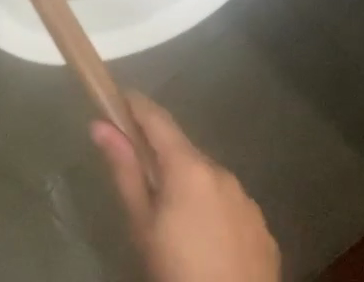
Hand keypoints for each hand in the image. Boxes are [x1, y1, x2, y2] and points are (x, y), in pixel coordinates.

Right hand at [93, 92, 279, 281]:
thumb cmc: (177, 268)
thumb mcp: (141, 222)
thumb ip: (123, 169)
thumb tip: (99, 124)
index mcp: (189, 167)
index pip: (158, 118)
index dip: (135, 104)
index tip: (116, 99)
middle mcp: (223, 173)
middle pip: (183, 151)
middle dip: (159, 154)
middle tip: (138, 176)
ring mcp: (248, 202)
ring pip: (208, 179)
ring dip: (187, 183)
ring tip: (171, 217)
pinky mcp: (264, 229)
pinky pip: (229, 205)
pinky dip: (211, 209)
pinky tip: (203, 238)